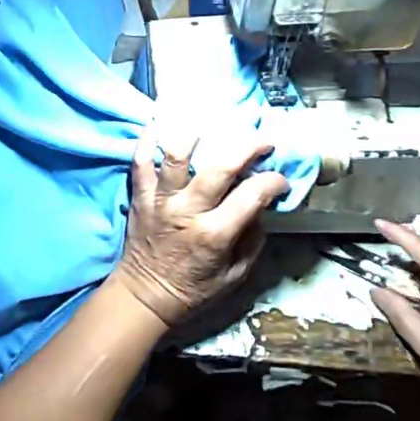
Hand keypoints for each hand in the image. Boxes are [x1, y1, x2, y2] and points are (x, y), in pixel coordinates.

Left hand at [112, 127, 290, 325]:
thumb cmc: (194, 288)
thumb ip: (252, 241)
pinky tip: (159, 125)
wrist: (145, 295)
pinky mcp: (140, 196)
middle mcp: (187, 211)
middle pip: (219, 168)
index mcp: (214, 234)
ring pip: (174, 157)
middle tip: (262, 141)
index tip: (280, 179)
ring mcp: (160, 200)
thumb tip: (262, 208)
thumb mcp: (234, 276)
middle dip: (247, 148)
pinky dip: (146, 141)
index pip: (251, 196)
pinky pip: (139, 162)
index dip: (273, 182)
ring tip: (208, 126)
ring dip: (192, 136)